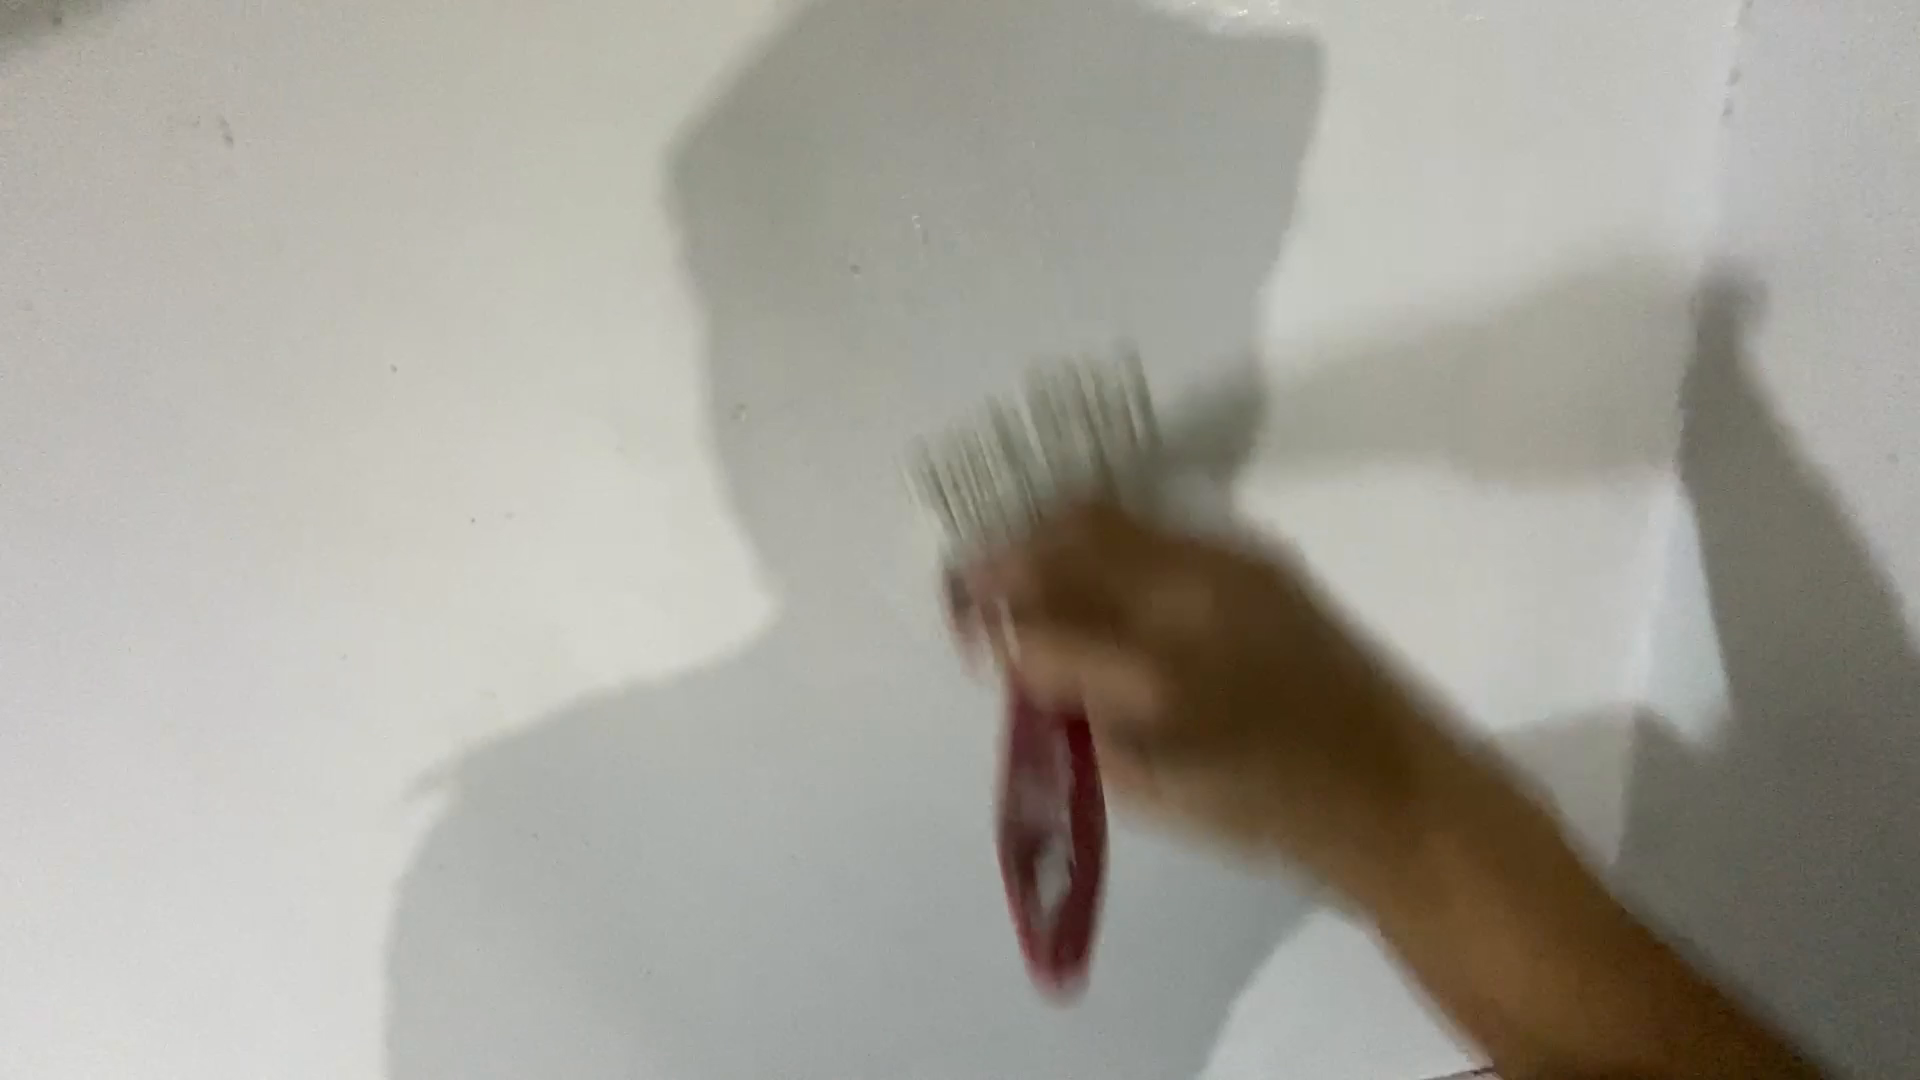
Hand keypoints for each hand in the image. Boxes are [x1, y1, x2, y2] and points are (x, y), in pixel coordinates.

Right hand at [948, 503, 1441, 897]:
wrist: (1395, 791)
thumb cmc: (1264, 811)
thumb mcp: (1146, 788)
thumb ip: (1075, 721)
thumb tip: (1026, 663)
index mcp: (1159, 680)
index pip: (1044, 633)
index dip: (995, 630)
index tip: (971, 633)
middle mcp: (1189, 601)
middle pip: (1068, 543)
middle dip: (1008, 556)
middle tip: (976, 580)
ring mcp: (1227, 564)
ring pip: (1108, 518)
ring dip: (1052, 536)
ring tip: (1023, 559)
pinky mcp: (1254, 557)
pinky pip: (1151, 527)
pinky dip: (1102, 540)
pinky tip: (1090, 564)